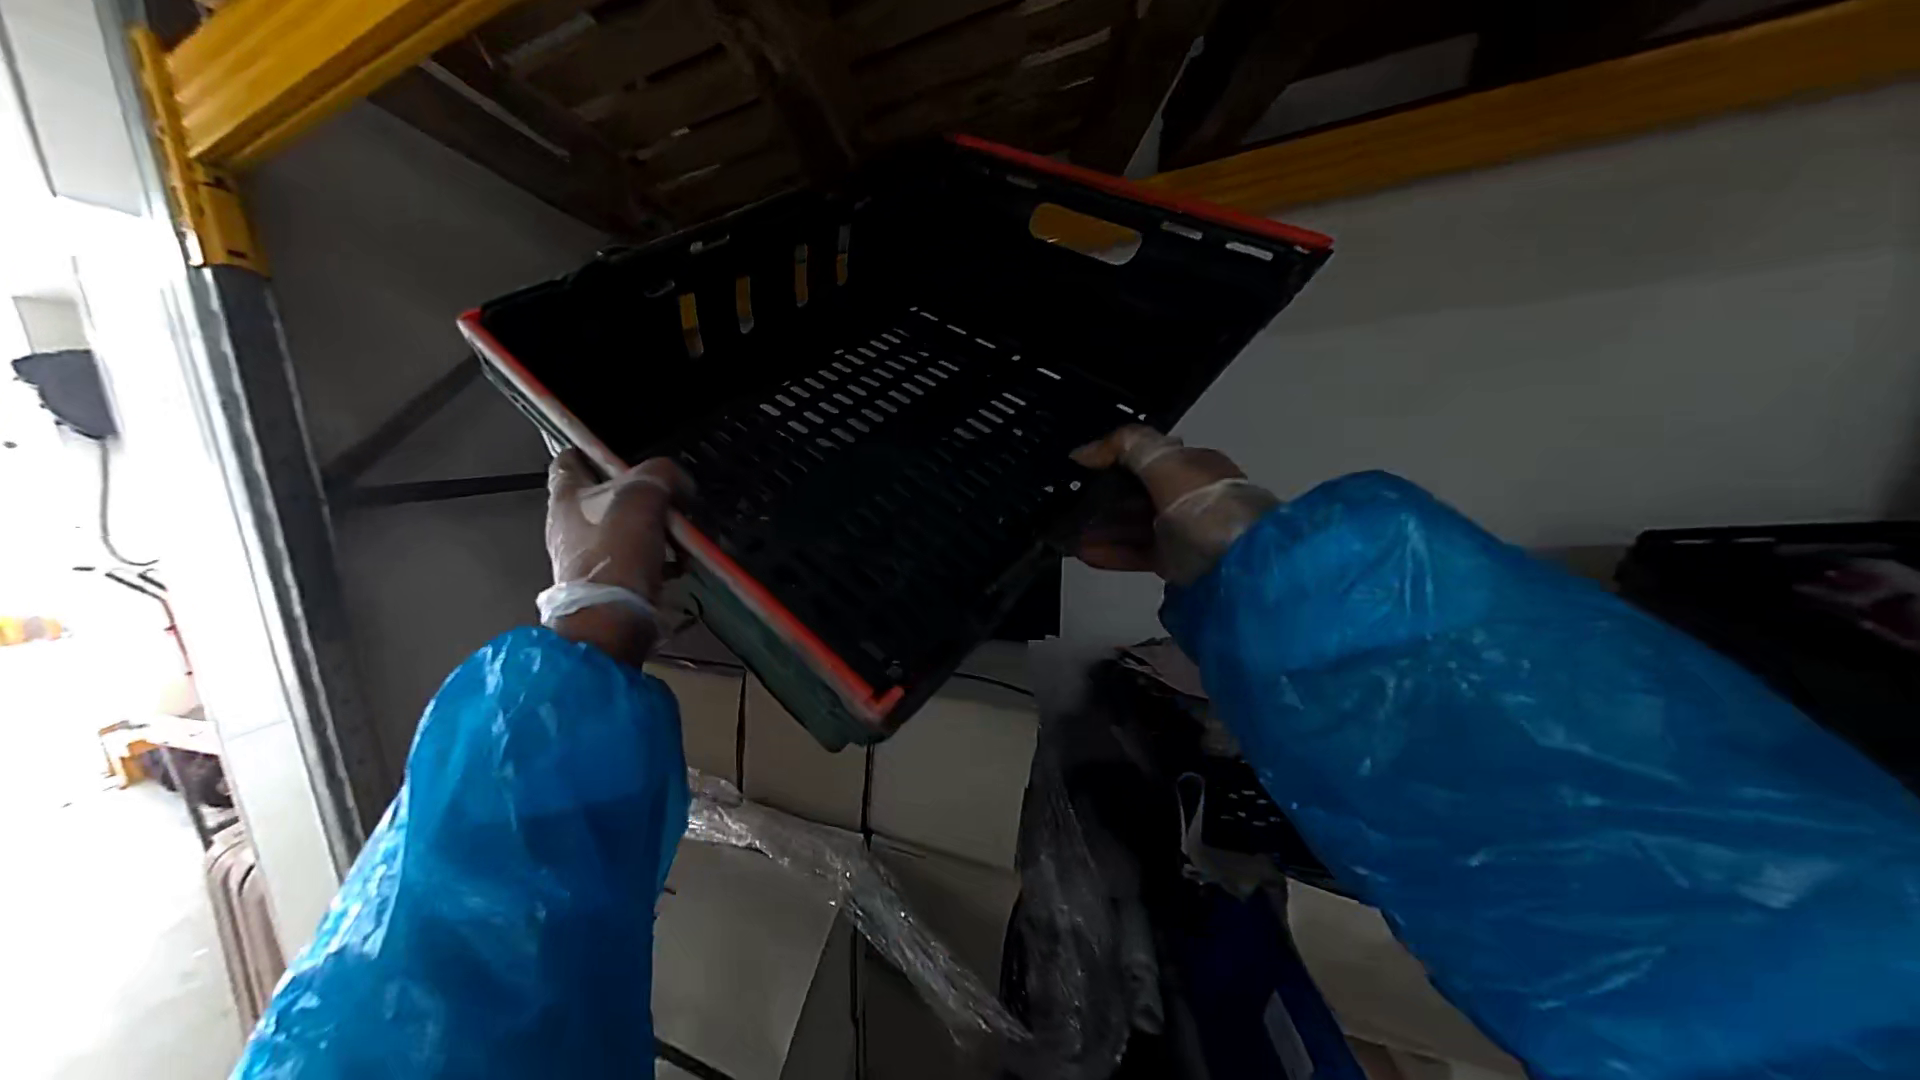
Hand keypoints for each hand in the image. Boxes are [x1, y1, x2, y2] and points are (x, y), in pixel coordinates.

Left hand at [543, 449, 691, 664]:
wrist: (613, 617)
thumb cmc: (617, 551)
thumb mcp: (642, 496)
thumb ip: (661, 474)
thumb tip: (679, 481)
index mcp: (565, 498)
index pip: (568, 459)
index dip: (593, 449)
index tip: (621, 450)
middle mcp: (568, 525)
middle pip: (605, 495)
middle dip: (639, 493)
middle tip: (668, 493)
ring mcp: (587, 555)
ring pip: (625, 527)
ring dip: (654, 526)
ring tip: (682, 530)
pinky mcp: (608, 581)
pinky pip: (637, 557)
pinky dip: (659, 556)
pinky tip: (680, 560)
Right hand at [1070, 425, 1276, 584]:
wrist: (1238, 567)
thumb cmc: (1204, 506)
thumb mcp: (1164, 460)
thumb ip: (1125, 445)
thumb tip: (1086, 451)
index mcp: (1193, 464)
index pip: (1145, 457)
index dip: (1111, 462)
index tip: (1079, 473)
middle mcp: (1189, 496)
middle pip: (1136, 494)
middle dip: (1100, 499)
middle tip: (1068, 507)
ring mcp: (1184, 531)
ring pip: (1134, 526)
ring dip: (1100, 528)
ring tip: (1068, 533)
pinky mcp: (1178, 563)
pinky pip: (1138, 553)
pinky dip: (1111, 552)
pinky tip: (1083, 553)